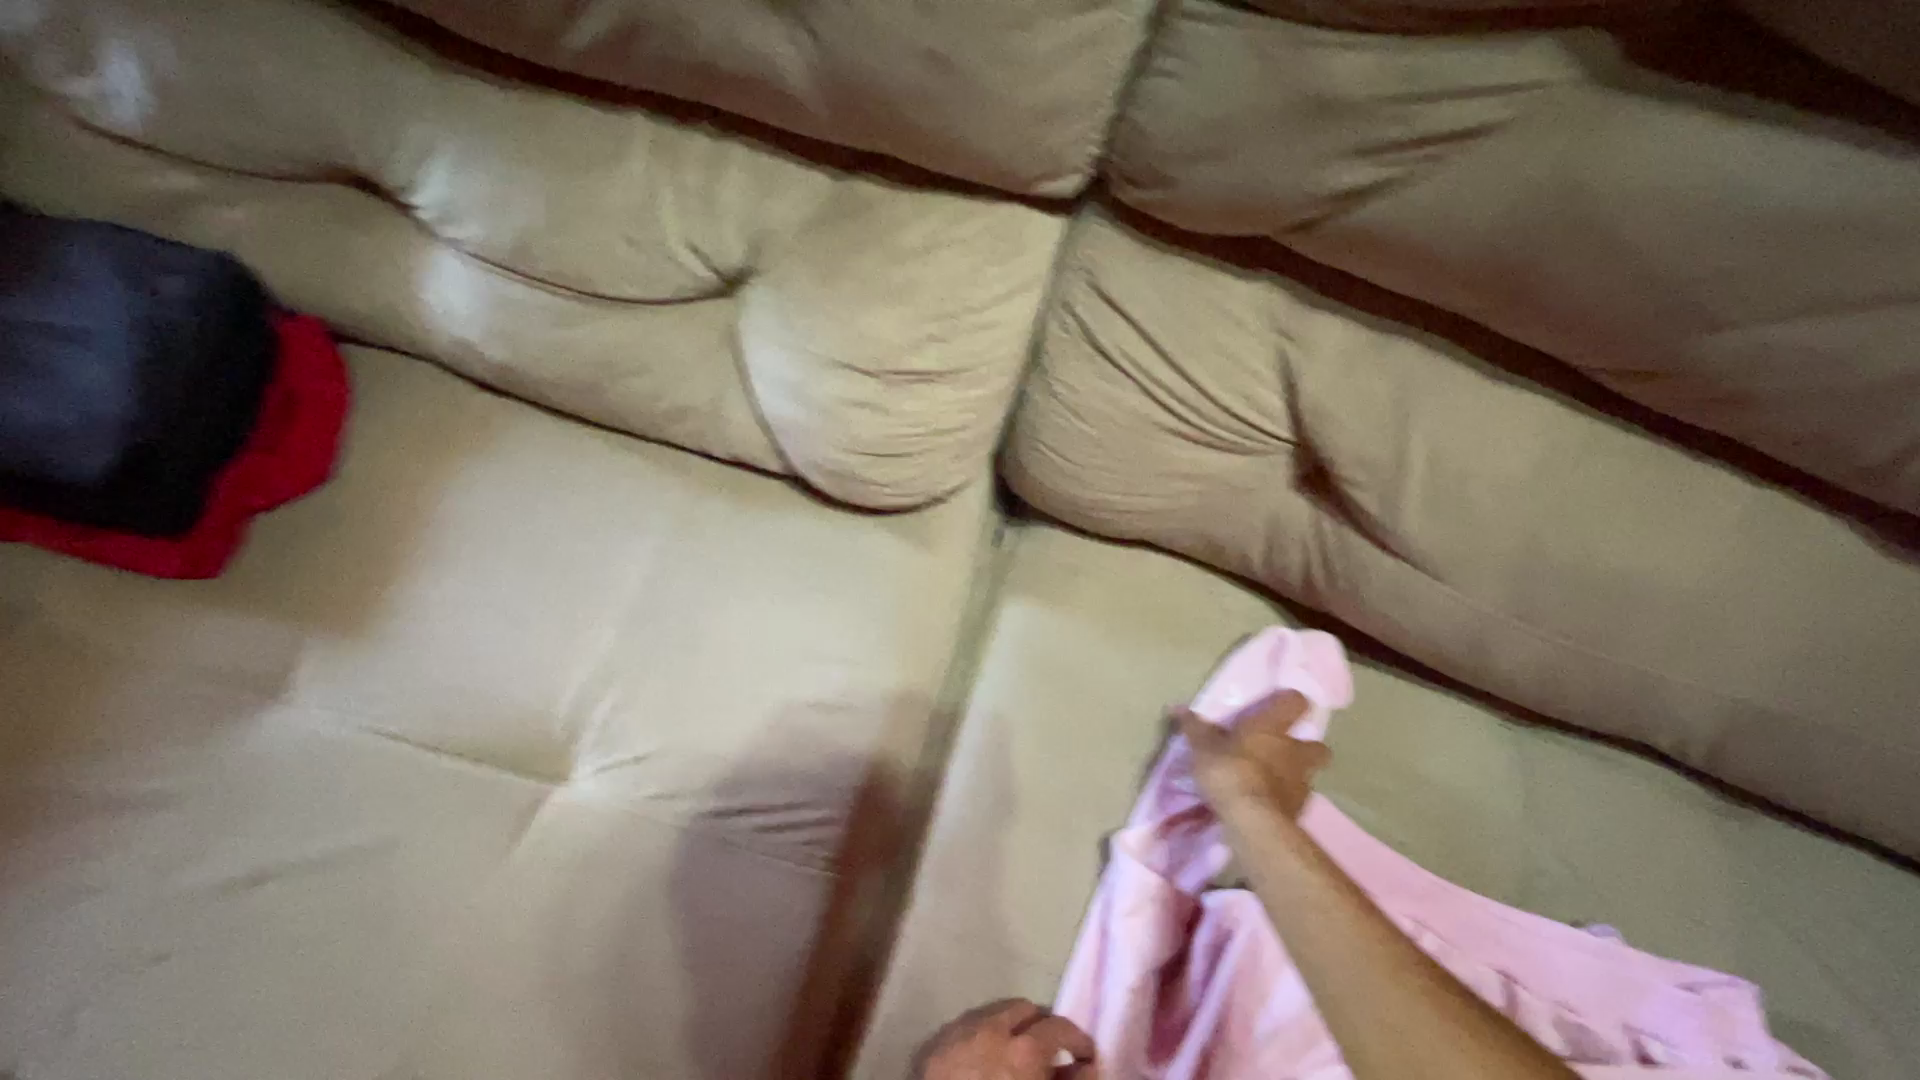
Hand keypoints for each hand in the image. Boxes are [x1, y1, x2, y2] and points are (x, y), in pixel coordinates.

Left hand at [912, 998, 1097, 1079]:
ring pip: (992, 1014)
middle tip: (1050, 1052)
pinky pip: (965, 1027)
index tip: (1085, 1055)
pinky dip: (981, 1037)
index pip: (1060, 1027)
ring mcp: (958, 1033)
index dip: (1078, 1040)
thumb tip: (1088, 1066)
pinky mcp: (932, 1047)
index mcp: (1024, 1049)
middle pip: (1024, 1009)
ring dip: (1009, 1028)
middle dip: (1041, 1026)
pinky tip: (983, 1060)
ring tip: (1015, 1056)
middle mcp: (990, 1028)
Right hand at [1176, 691, 1330, 820]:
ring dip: (1293, 776)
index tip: (1279, 707)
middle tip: (1283, 752)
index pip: (1295, 703)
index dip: (1290, 702)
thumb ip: (1194, 728)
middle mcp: (1294, 752)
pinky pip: (1295, 800)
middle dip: (1306, 748)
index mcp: (1272, 728)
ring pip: (1308, 775)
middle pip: (1318, 746)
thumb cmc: (1229, 772)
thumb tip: (1177, 707)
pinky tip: (1265, 804)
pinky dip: (1284, 800)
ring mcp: (1301, 783)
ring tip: (1269, 782)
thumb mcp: (1202, 749)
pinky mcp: (1300, 811)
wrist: (1253, 821)